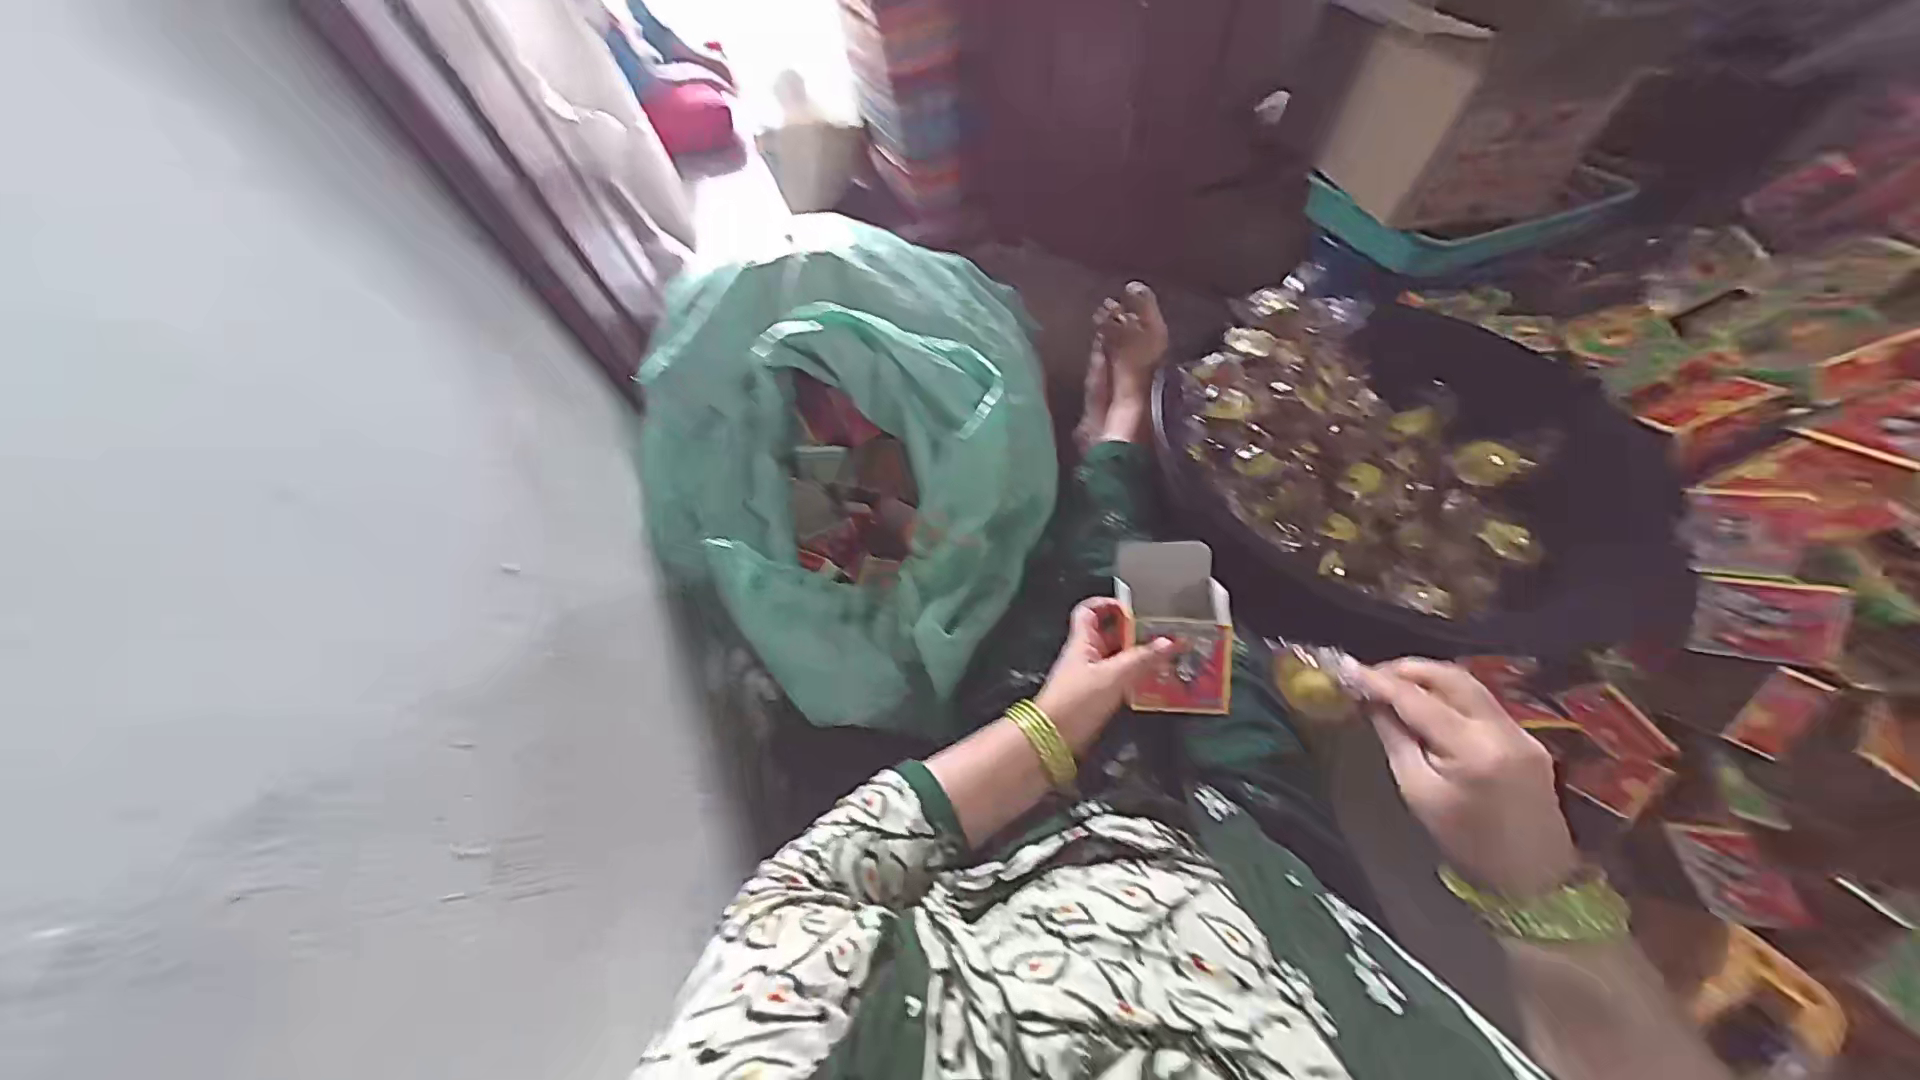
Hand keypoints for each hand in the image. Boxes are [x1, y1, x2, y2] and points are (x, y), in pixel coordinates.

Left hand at [1033, 598, 1174, 752]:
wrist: (1055, 737)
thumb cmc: (1079, 699)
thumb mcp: (1113, 676)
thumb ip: (1141, 659)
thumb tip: (1170, 640)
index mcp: (1082, 641)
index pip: (1089, 610)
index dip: (1108, 603)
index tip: (1134, 607)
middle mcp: (1086, 654)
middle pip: (1110, 633)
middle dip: (1135, 632)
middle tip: (1164, 634)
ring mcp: (1091, 675)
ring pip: (1117, 656)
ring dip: (1139, 655)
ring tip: (1168, 656)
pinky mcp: (1097, 695)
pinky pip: (1120, 677)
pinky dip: (1136, 676)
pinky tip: (1157, 681)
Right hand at [1350, 658, 1579, 898]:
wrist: (1533, 877)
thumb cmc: (1464, 839)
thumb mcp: (1416, 789)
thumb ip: (1394, 736)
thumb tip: (1370, 700)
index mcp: (1474, 748)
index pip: (1416, 698)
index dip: (1377, 680)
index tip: (1344, 668)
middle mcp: (1503, 730)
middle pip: (1450, 676)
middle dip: (1404, 669)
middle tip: (1368, 675)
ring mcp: (1520, 732)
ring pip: (1466, 683)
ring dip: (1425, 677)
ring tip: (1390, 685)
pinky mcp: (1525, 738)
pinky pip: (1478, 700)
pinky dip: (1444, 693)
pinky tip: (1422, 704)